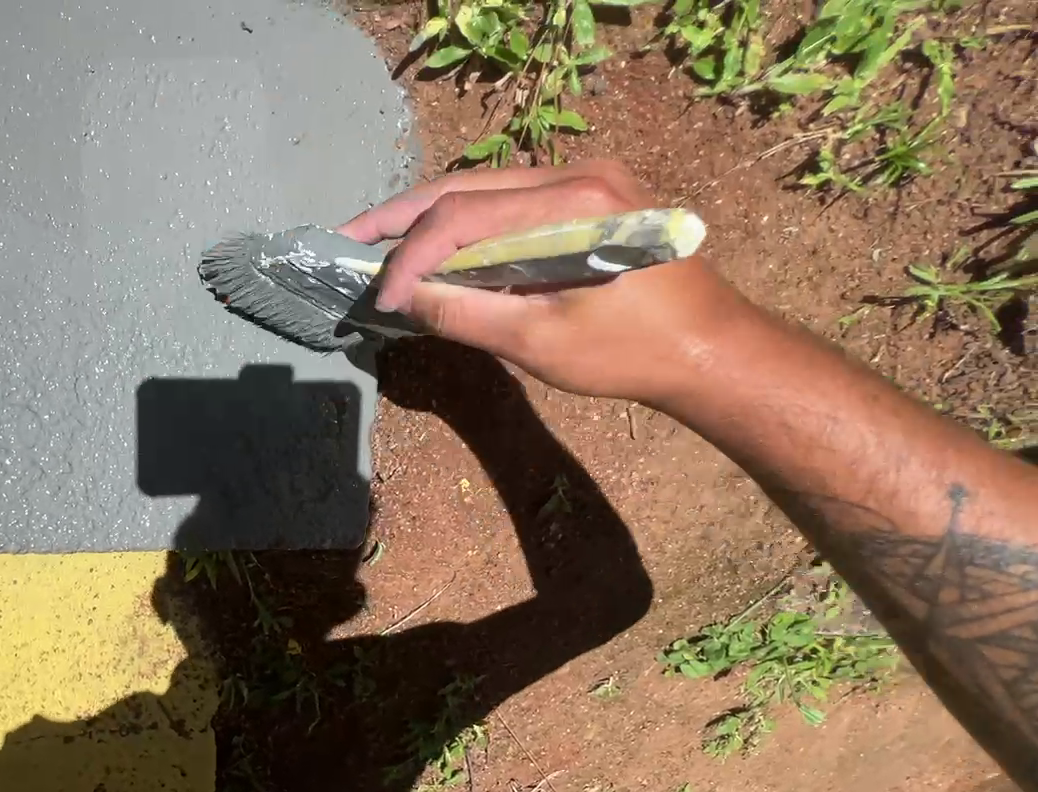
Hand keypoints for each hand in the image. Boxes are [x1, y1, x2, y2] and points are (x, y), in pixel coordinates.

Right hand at [338, 161, 768, 407]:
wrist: (710, 348)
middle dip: (397, 215)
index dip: (408, 257)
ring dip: (424, 217)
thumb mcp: (536, 342)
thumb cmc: (629, 352)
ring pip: (480, 187)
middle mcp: (577, 174)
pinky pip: (504, 200)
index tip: (380, 299)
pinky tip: (432, 246)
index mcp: (571, 205)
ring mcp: (584, 179)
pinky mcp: (585, 197)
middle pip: (462, 185)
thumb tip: (404, 298)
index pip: (459, 215)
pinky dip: (458, 223)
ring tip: (376, 243)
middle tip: (346, 238)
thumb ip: (464, 313)